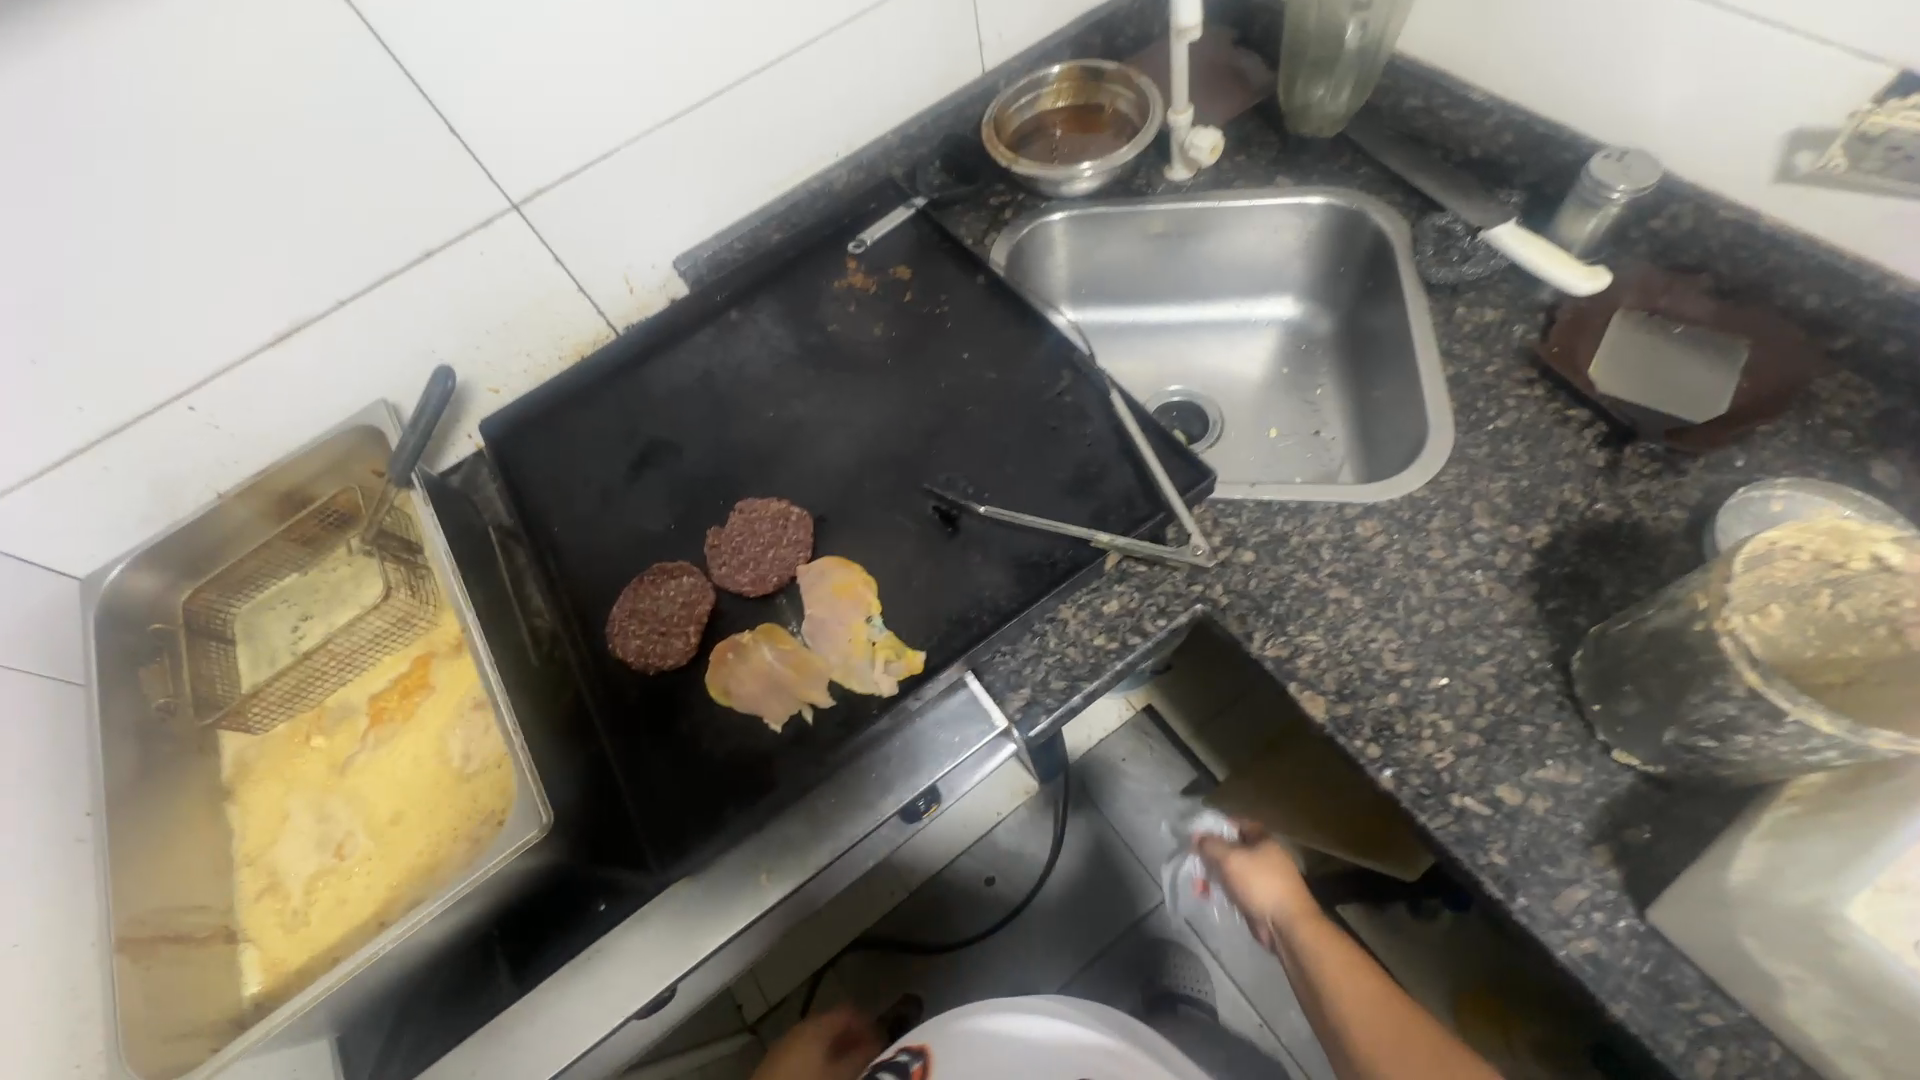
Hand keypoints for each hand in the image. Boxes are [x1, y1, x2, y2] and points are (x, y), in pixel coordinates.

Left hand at [751, 1005, 883, 1079]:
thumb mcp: (842, 1074)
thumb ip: (862, 1056)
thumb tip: (877, 1042)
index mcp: (817, 1025)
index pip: (849, 1010)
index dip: (867, 1021)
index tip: (880, 1037)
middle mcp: (800, 1026)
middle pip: (832, 1023)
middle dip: (851, 1036)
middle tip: (867, 1052)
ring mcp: (785, 1042)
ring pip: (817, 1037)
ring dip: (834, 1047)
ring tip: (848, 1065)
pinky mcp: (775, 1061)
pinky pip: (803, 1050)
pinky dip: (818, 1056)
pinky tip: (823, 1072)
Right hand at [1196, 821, 1321, 943]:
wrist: (1287, 925)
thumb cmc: (1259, 883)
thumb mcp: (1229, 858)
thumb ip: (1210, 844)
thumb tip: (1198, 836)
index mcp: (1263, 840)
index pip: (1238, 824)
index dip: (1217, 827)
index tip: (1199, 835)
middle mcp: (1265, 856)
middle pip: (1232, 849)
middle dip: (1212, 857)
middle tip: (1195, 864)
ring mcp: (1264, 879)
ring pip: (1232, 871)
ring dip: (1214, 876)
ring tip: (1199, 887)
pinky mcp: (1260, 899)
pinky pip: (1236, 889)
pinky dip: (1223, 891)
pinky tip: (1209, 897)